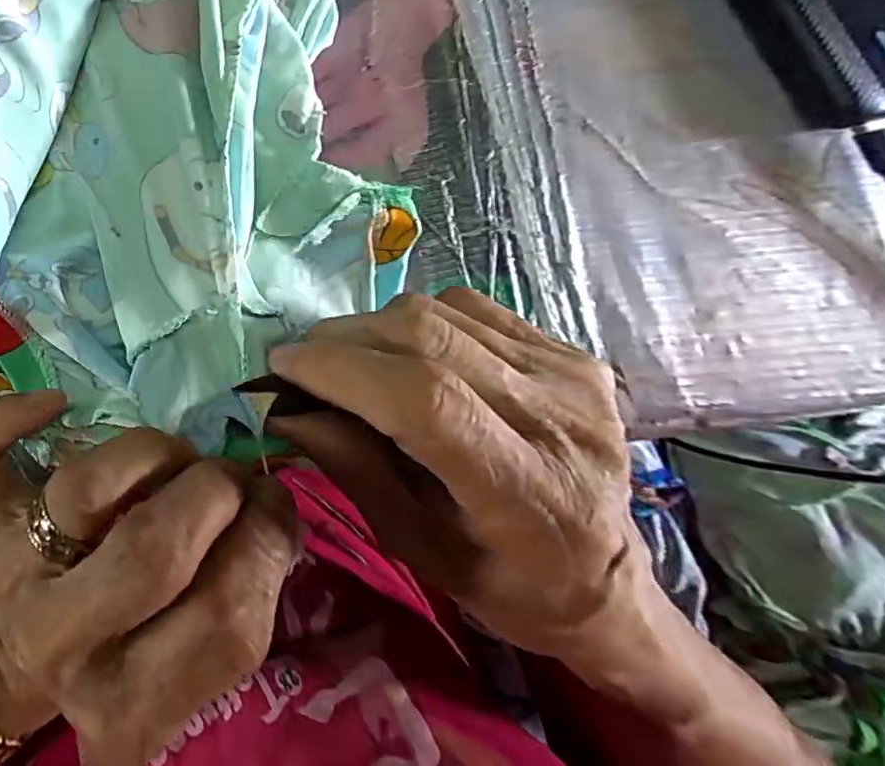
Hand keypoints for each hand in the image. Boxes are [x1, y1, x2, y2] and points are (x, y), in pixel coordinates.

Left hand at [0, 392, 298, 765]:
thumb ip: (224, 607)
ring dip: (149, 454)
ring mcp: (12, 566)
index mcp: (126, 701)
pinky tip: (60, 402)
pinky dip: (10, 416)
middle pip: (151, 551)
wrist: (8, 662)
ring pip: (81, 489)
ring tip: (176, 453)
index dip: (264, 550)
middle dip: (212, 496)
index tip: (276, 507)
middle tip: (230, 476)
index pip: (222, 628)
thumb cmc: (108, 665)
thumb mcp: (174, 670)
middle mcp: (62, 634)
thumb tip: (272, 511)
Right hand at [264, 288, 639, 662]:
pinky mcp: (569, 353)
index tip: (280, 366)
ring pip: (435, 313)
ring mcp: (570, 377)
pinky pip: (463, 307)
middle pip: (424, 339)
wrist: (604, 578)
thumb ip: (349, 467)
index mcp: (525, 490)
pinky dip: (412, 321)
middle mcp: (558, 421)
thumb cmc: (498, 577)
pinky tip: (404, 354)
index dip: (340, 370)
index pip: (423, 399)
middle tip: (300, 363)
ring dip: (367, 328)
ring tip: (347, 360)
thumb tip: (282, 406)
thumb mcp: (411, 543)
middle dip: (340, 341)